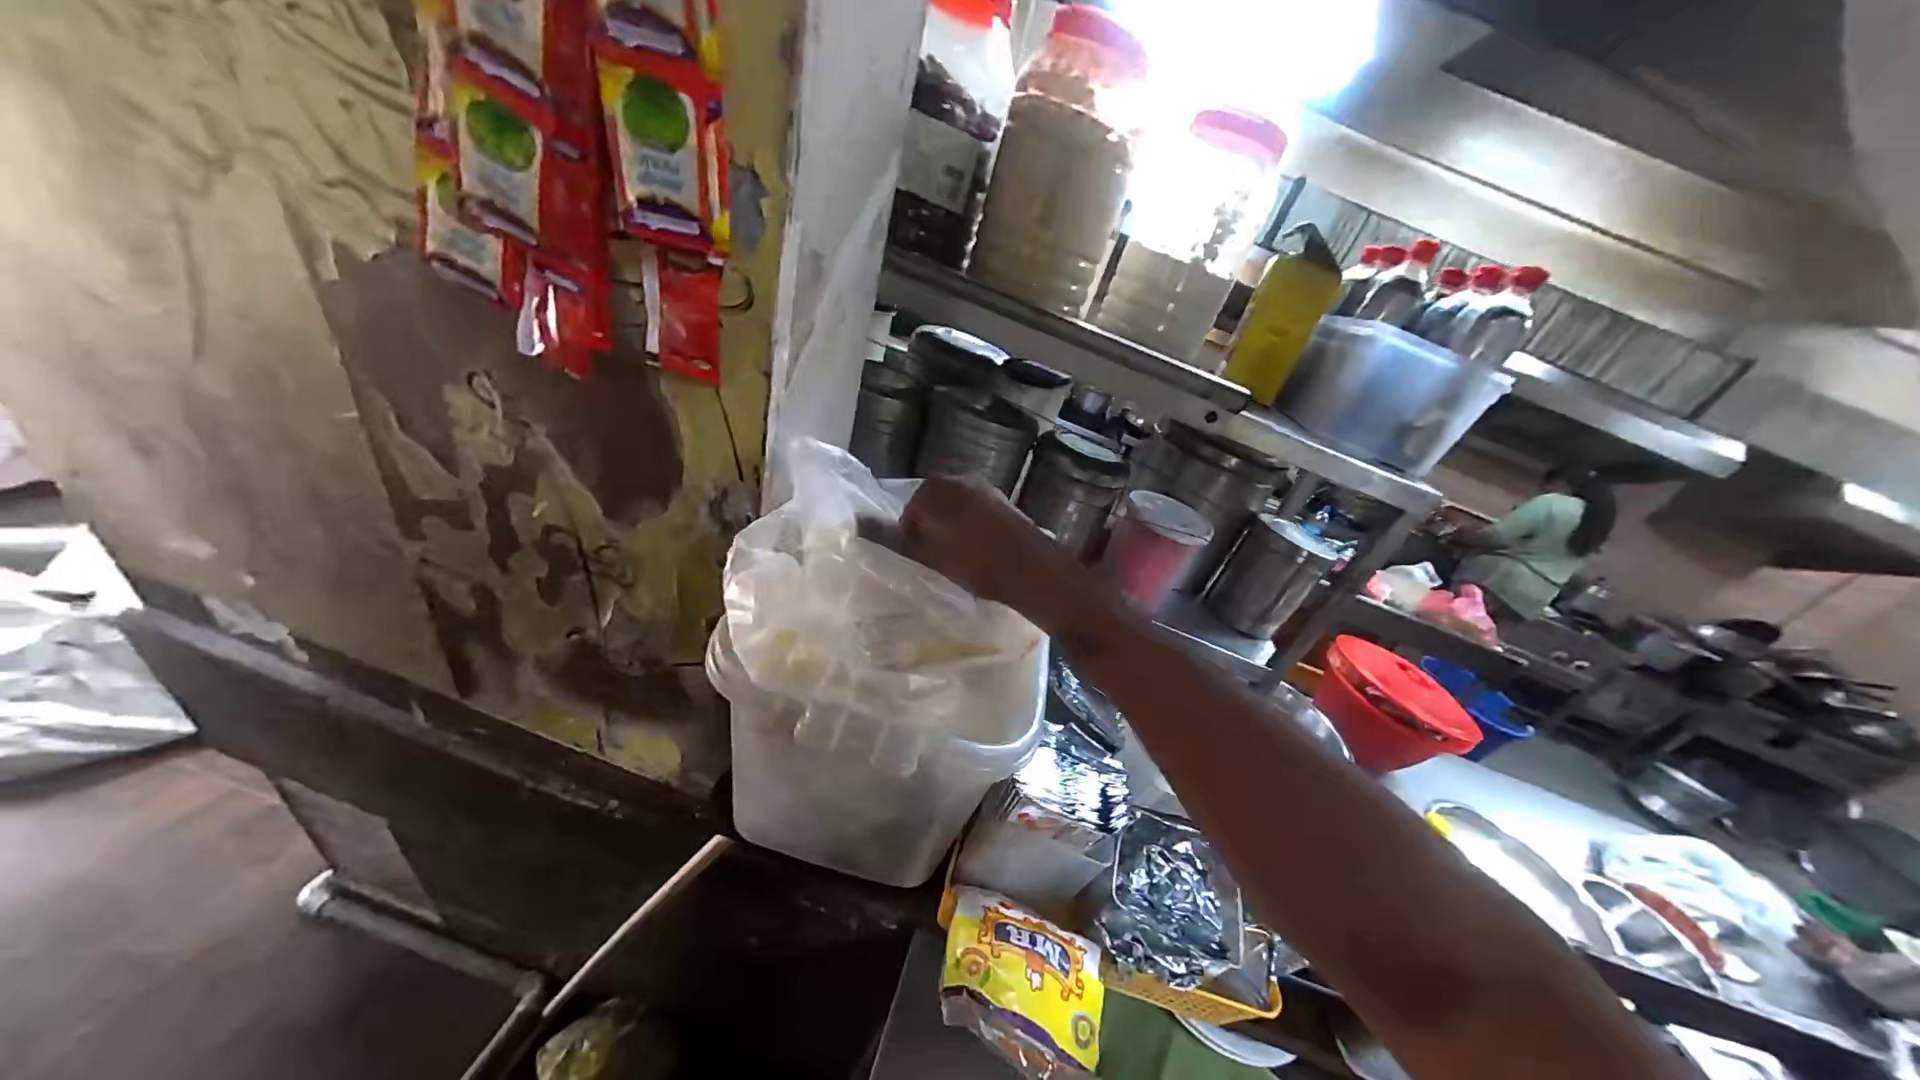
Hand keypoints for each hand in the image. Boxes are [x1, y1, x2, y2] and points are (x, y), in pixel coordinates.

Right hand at [895, 477, 1076, 616]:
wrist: (1031, 569)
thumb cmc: (974, 563)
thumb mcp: (926, 556)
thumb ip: (891, 539)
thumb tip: (858, 523)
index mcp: (934, 488)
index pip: (908, 512)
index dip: (911, 539)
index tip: (919, 561)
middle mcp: (959, 479)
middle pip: (934, 507)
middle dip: (933, 531)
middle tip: (937, 561)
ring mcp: (986, 489)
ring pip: (957, 510)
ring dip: (954, 530)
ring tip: (960, 560)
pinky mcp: (1006, 503)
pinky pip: (978, 515)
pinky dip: (974, 530)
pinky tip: (982, 553)